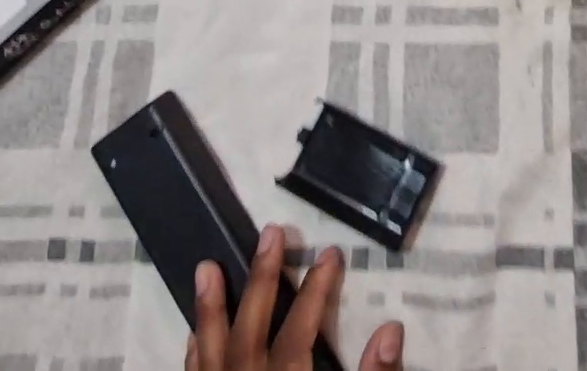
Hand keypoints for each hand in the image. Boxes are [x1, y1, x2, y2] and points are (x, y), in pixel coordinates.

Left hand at [186, 224, 403, 370]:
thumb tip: (391, 329)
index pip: (299, 331)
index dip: (316, 291)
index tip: (330, 253)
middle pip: (251, 329)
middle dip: (262, 278)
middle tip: (270, 232)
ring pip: (212, 351)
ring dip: (211, 308)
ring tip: (205, 266)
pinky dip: (196, 354)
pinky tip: (195, 334)